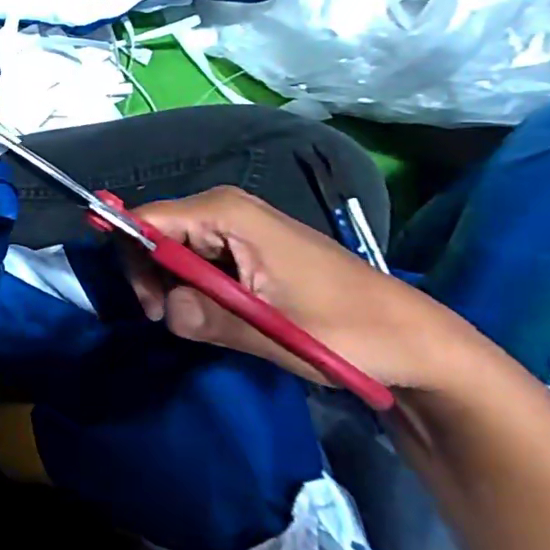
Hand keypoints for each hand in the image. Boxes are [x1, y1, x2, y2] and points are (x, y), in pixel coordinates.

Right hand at [125, 186, 488, 391]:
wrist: (417, 342)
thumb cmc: (351, 330)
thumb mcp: (278, 331)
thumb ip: (212, 318)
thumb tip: (164, 311)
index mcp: (226, 211)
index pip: (147, 218)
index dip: (132, 255)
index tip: (149, 306)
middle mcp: (223, 207)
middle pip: (155, 231)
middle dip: (152, 275)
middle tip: (170, 320)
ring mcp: (235, 224)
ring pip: (172, 246)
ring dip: (172, 285)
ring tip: (198, 322)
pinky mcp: (244, 243)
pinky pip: (196, 255)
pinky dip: (193, 285)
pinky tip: (214, 311)